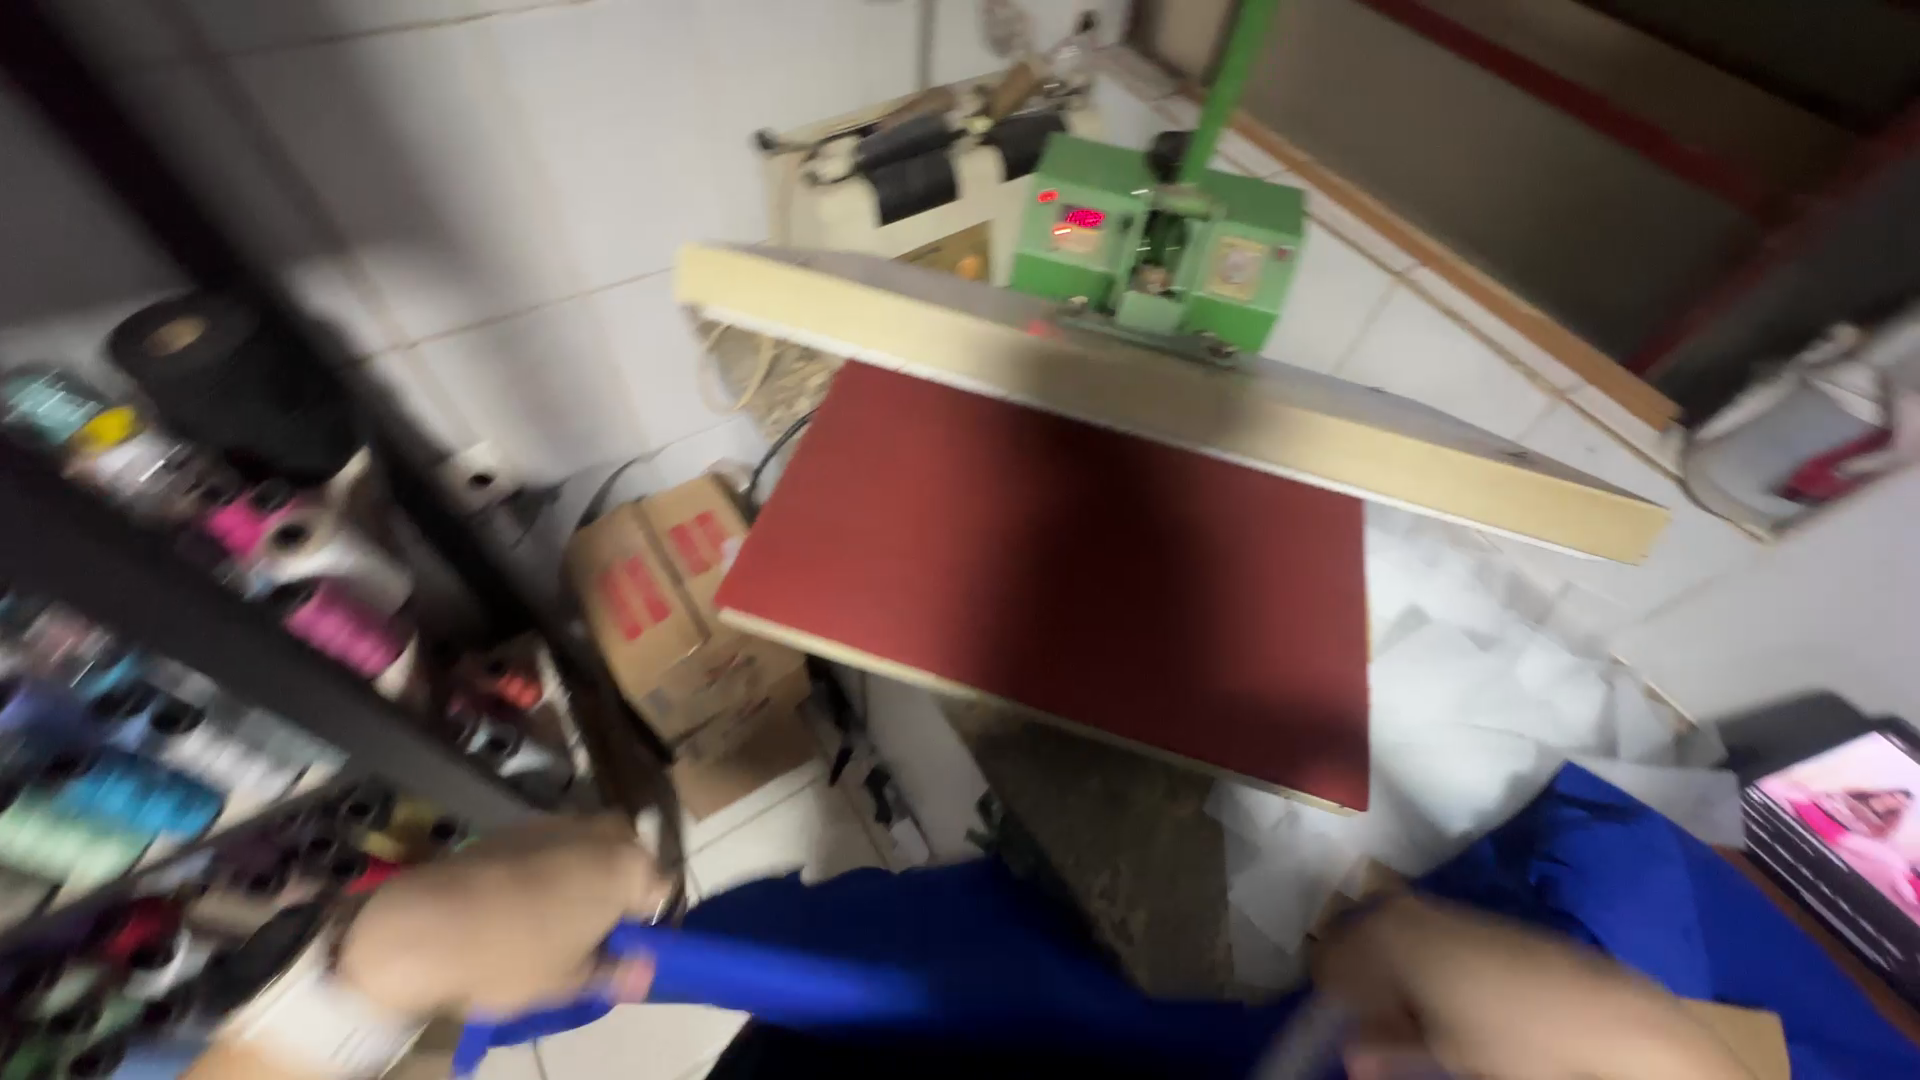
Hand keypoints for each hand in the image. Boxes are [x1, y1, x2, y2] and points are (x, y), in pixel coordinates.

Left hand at [334, 813, 671, 1017]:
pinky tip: (513, 904)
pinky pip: (554, 848)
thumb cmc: (513, 956)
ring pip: (590, 852)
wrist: (427, 923)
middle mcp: (608, 832)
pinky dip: (545, 870)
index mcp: (631, 866)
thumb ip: (615, 973)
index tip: (619, 951)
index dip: (644, 925)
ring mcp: (564, 821)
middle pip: (629, 862)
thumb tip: (644, 973)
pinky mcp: (523, 823)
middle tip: (584, 937)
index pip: (662, 893)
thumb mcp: (568, 982)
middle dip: (615, 893)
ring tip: (545, 921)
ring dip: (581, 878)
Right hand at [1312, 894, 1752, 1079]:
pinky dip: (1416, 967)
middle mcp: (1397, 909)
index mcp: (1380, 934)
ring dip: (1388, 979)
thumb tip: (1349, 1057)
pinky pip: (1417, 938)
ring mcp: (1434, 909)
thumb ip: (1384, 1048)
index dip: (1333, 1002)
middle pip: (1354, 946)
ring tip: (1416, 1023)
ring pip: (1386, 941)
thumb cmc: (1514, 1037)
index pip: (1327, 962)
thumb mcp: (1442, 1053)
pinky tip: (1446, 1002)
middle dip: (1360, 988)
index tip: (1347, 1034)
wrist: (1608, 1016)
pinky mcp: (1467, 917)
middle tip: (1381, 1032)